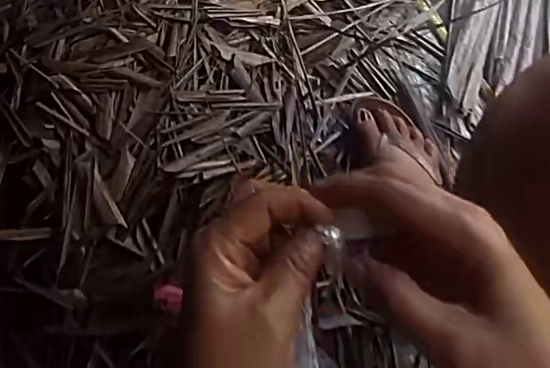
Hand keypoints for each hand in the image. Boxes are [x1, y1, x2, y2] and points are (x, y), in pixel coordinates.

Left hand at [185, 178, 333, 367]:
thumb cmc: (237, 365)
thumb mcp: (272, 316)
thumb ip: (296, 265)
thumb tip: (322, 231)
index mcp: (216, 242)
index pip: (260, 200)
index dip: (298, 200)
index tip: (334, 217)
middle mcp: (216, 243)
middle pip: (257, 204)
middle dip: (293, 208)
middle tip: (329, 225)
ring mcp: (225, 264)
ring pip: (262, 227)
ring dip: (292, 229)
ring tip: (325, 242)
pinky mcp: (235, 286)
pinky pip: (263, 253)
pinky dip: (286, 252)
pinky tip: (308, 262)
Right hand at [313, 171, 549, 367]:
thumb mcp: (457, 347)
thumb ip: (398, 300)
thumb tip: (346, 260)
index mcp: (466, 227)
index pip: (391, 190)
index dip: (346, 190)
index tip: (307, 201)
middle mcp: (462, 219)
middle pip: (394, 189)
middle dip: (352, 197)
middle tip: (310, 215)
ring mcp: (462, 238)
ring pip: (399, 212)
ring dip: (363, 221)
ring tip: (325, 233)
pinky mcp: (460, 261)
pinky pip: (411, 240)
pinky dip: (381, 245)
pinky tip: (359, 259)